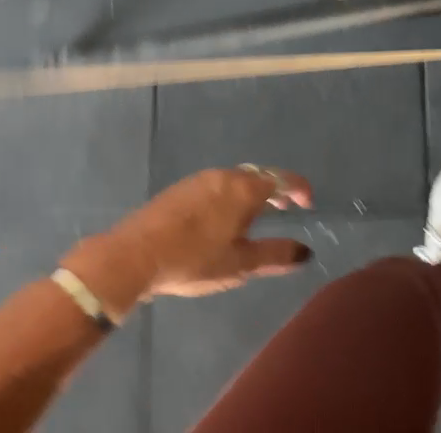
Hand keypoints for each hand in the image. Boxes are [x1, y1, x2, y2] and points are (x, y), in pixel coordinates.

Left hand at [62, 166, 314, 315]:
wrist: (133, 256)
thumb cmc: (193, 260)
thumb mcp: (239, 264)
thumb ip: (275, 255)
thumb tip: (305, 252)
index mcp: (245, 190)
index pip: (283, 179)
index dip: (300, 189)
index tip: (307, 204)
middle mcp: (226, 176)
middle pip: (259, 176)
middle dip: (275, 191)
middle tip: (283, 210)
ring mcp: (200, 179)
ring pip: (235, 180)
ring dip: (250, 194)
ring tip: (251, 218)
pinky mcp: (180, 189)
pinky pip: (215, 185)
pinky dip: (228, 196)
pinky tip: (218, 220)